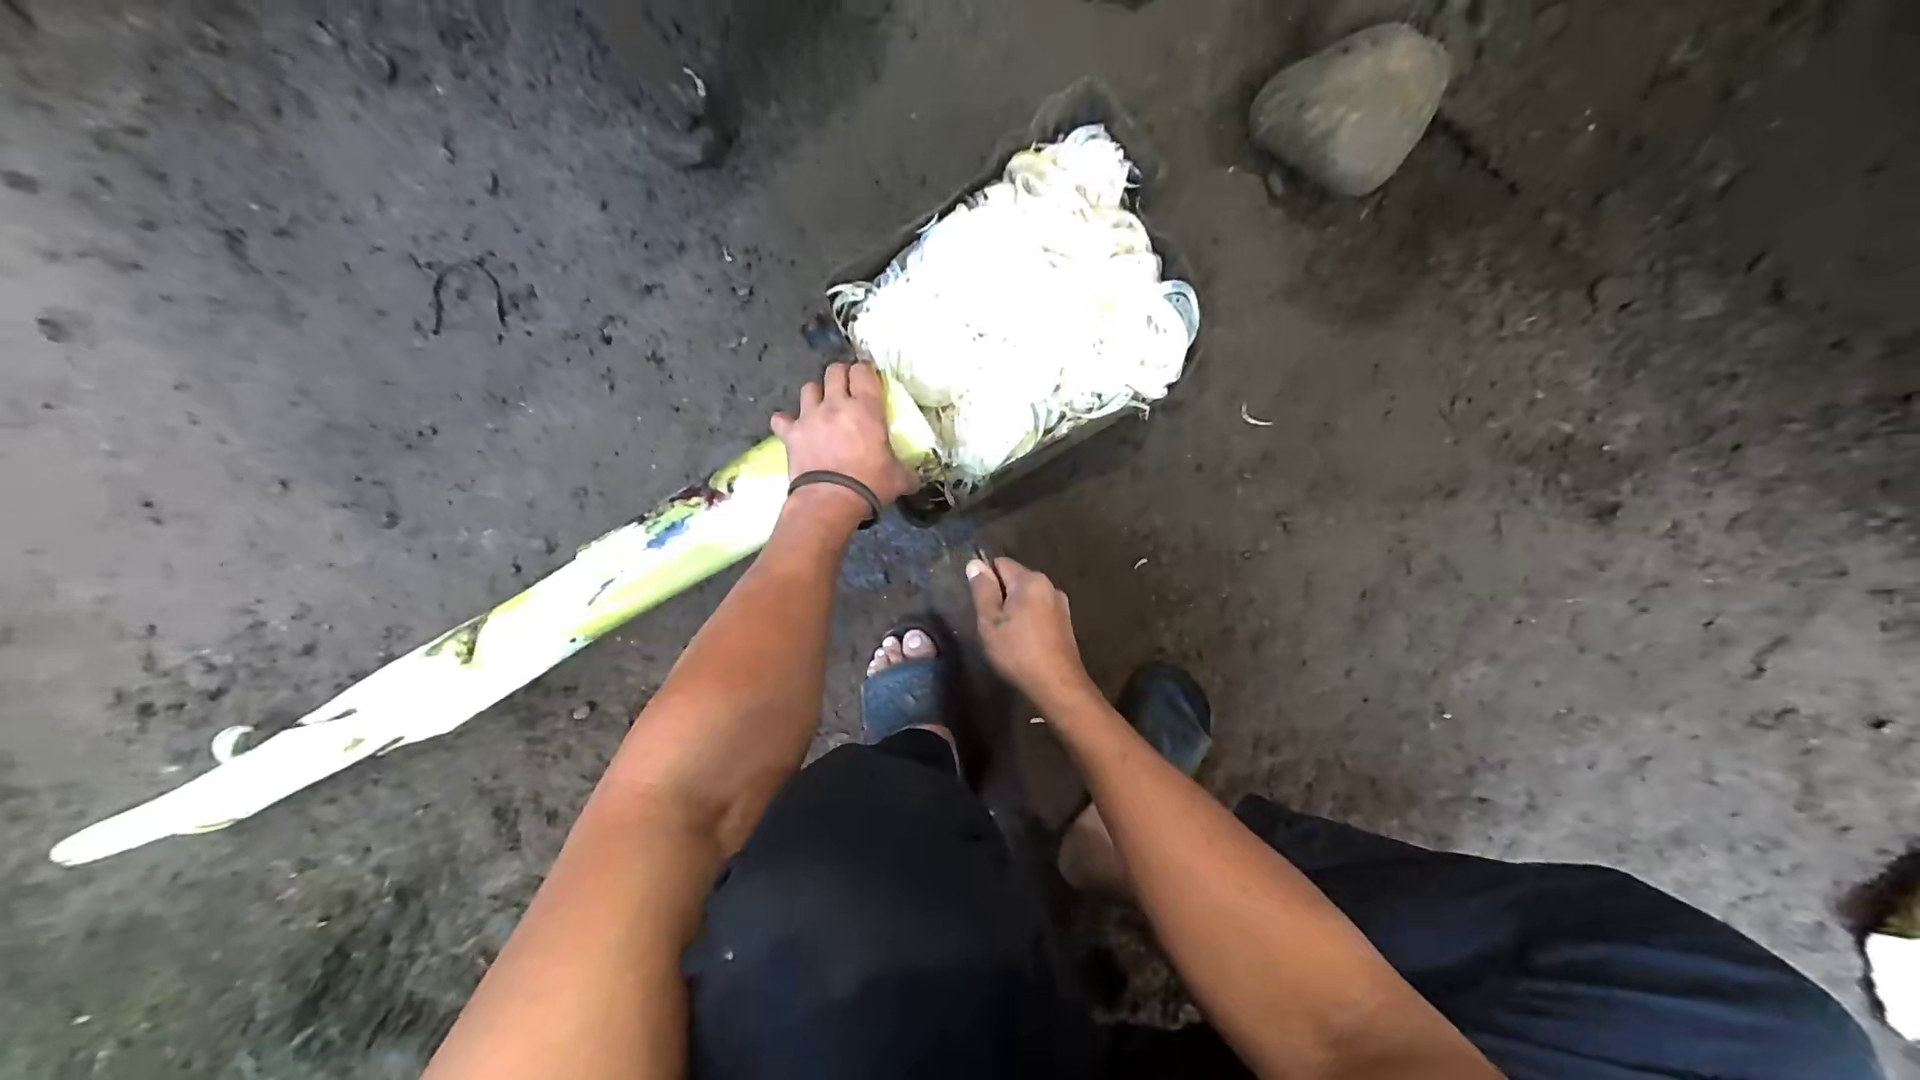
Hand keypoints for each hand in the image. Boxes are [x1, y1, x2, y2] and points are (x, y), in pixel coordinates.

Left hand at [770, 362, 917, 517]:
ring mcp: (810, 416)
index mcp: (866, 409)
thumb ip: (907, 472)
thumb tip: (916, 478)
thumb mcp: (898, 478)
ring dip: (816, 393)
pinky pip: (781, 418)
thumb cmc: (869, 485)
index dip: (866, 371)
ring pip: (809, 388)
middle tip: (847, 387)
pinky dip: (786, 421)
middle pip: (834, 371)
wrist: (830, 501)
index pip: (864, 372)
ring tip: (822, 405)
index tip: (870, 379)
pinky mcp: (790, 433)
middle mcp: (836, 404)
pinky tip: (792, 427)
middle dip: (841, 374)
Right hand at [965, 556, 1099, 708]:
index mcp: (1031, 580)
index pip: (1001, 563)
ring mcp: (1060, 604)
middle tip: (991, 624)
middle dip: (1000, 596)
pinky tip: (1023, 642)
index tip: (981, 605)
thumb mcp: (990, 621)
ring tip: (1006, 636)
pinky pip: (1039, 611)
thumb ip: (982, 589)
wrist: (1056, 684)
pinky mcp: (1065, 623)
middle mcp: (1049, 585)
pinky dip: (1028, 620)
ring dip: (1014, 610)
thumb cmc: (1017, 651)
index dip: (986, 580)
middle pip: (1015, 579)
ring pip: (1027, 597)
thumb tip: (975, 563)